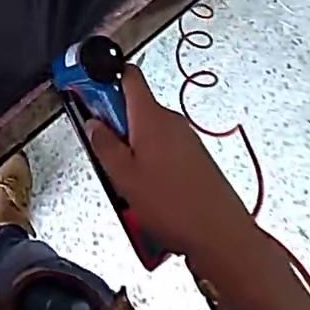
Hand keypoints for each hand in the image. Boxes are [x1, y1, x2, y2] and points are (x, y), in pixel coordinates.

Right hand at [85, 63, 258, 264]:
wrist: (220, 234)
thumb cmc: (175, 206)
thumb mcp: (123, 176)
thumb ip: (104, 144)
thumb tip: (93, 125)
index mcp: (150, 116)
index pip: (128, 75)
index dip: (106, 79)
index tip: (89, 92)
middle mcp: (170, 120)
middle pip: (135, 107)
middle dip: (116, 126)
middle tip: (104, 151)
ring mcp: (185, 138)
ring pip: (148, 132)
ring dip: (132, 149)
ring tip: (126, 182)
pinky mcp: (194, 157)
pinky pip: (164, 149)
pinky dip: (151, 163)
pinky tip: (147, 191)